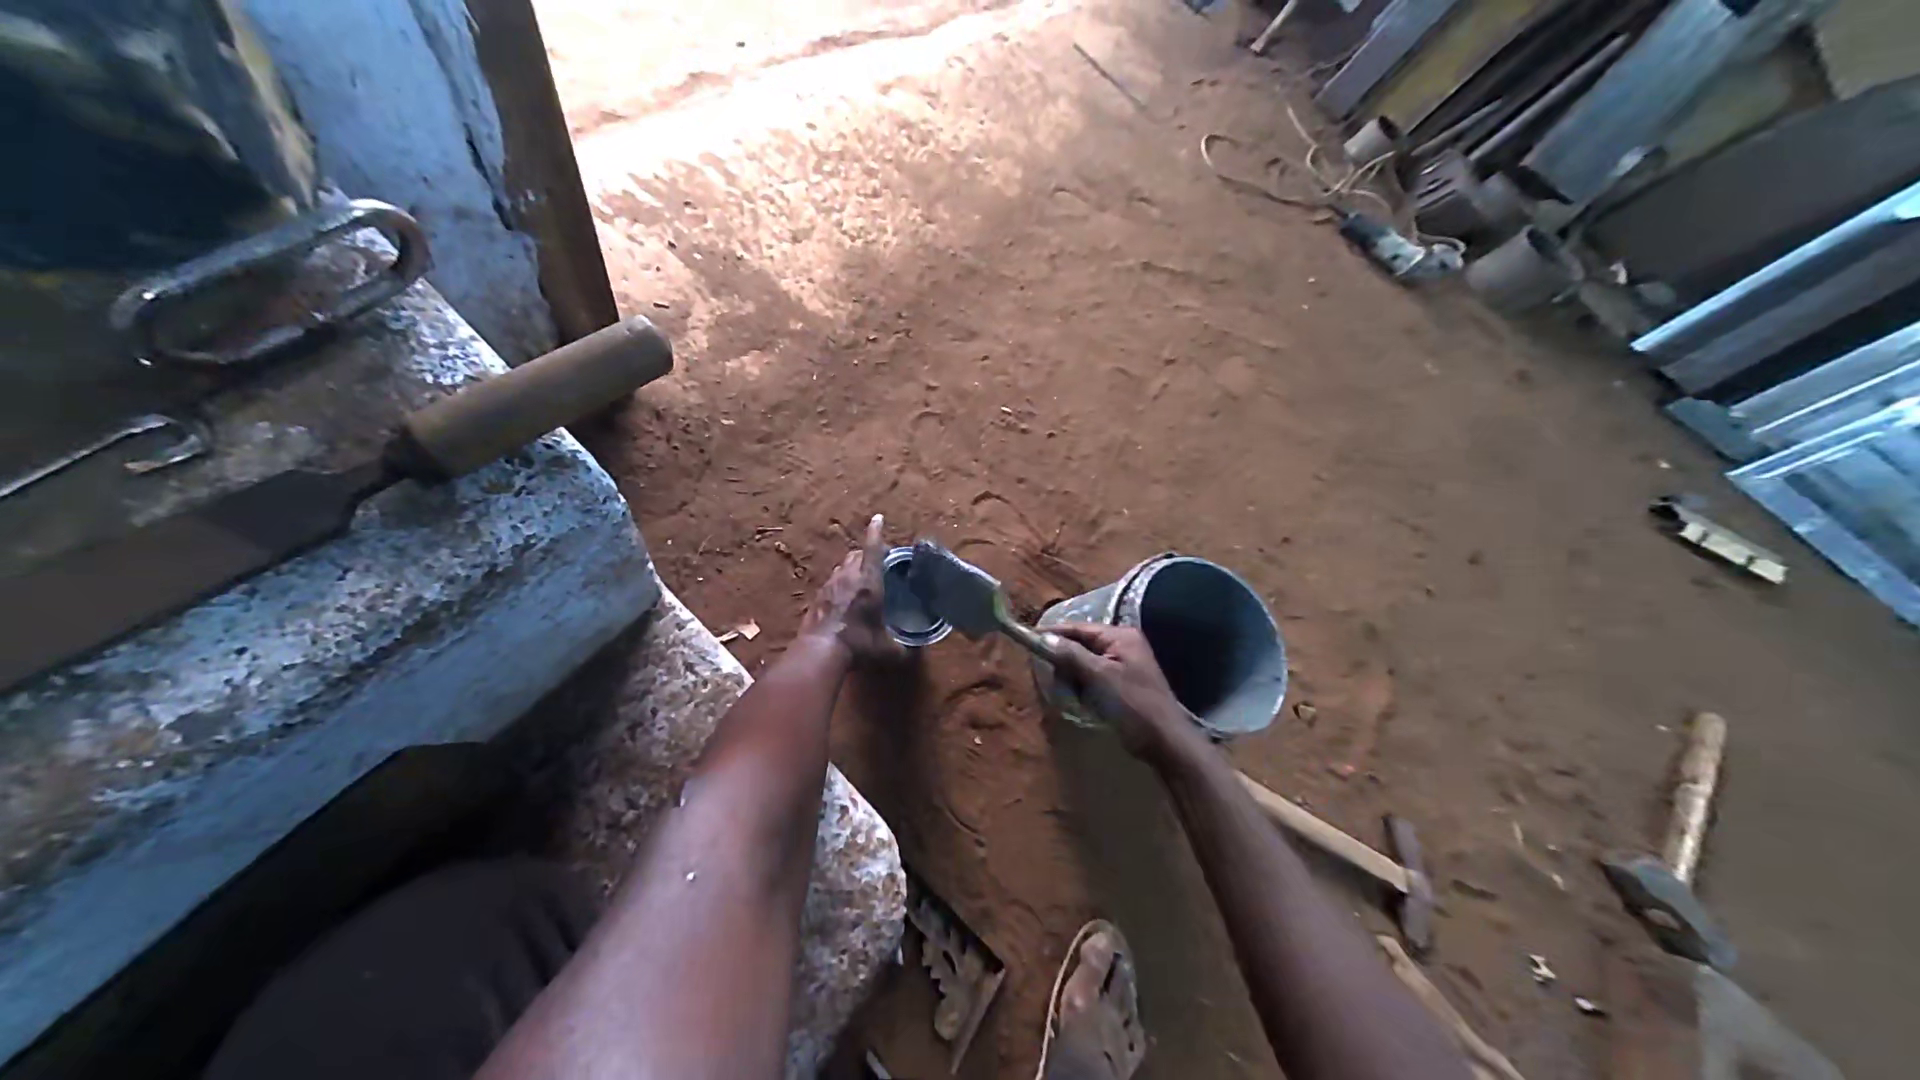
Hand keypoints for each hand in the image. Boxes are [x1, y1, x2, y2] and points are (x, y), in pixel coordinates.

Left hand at [800, 514, 903, 663]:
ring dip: (850, 570)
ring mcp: (829, 587)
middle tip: (874, 561)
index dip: (876, 533)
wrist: (819, 652)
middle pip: (855, 555)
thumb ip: (900, 649)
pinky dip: (838, 586)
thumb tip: (911, 654)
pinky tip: (841, 600)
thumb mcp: (886, 649)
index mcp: (869, 582)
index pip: (873, 550)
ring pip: (841, 568)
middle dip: (865, 554)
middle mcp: (848, 578)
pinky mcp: (816, 599)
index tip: (877, 519)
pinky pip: (830, 584)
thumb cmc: (858, 644)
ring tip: (858, 581)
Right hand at [1044, 623, 1202, 761]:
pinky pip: (1092, 680)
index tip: (1028, 641)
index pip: (1078, 628)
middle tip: (1058, 682)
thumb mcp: (1100, 677)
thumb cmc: (1134, 706)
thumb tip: (1043, 637)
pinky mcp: (1121, 685)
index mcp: (1121, 636)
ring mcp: (1123, 665)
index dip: (1053, 634)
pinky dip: (1084, 690)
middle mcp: (1122, 645)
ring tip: (1075, 698)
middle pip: (1079, 645)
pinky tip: (1085, 704)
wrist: (1167, 743)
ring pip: (1083, 665)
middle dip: (1065, 663)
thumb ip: (1071, 655)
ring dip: (1074, 680)